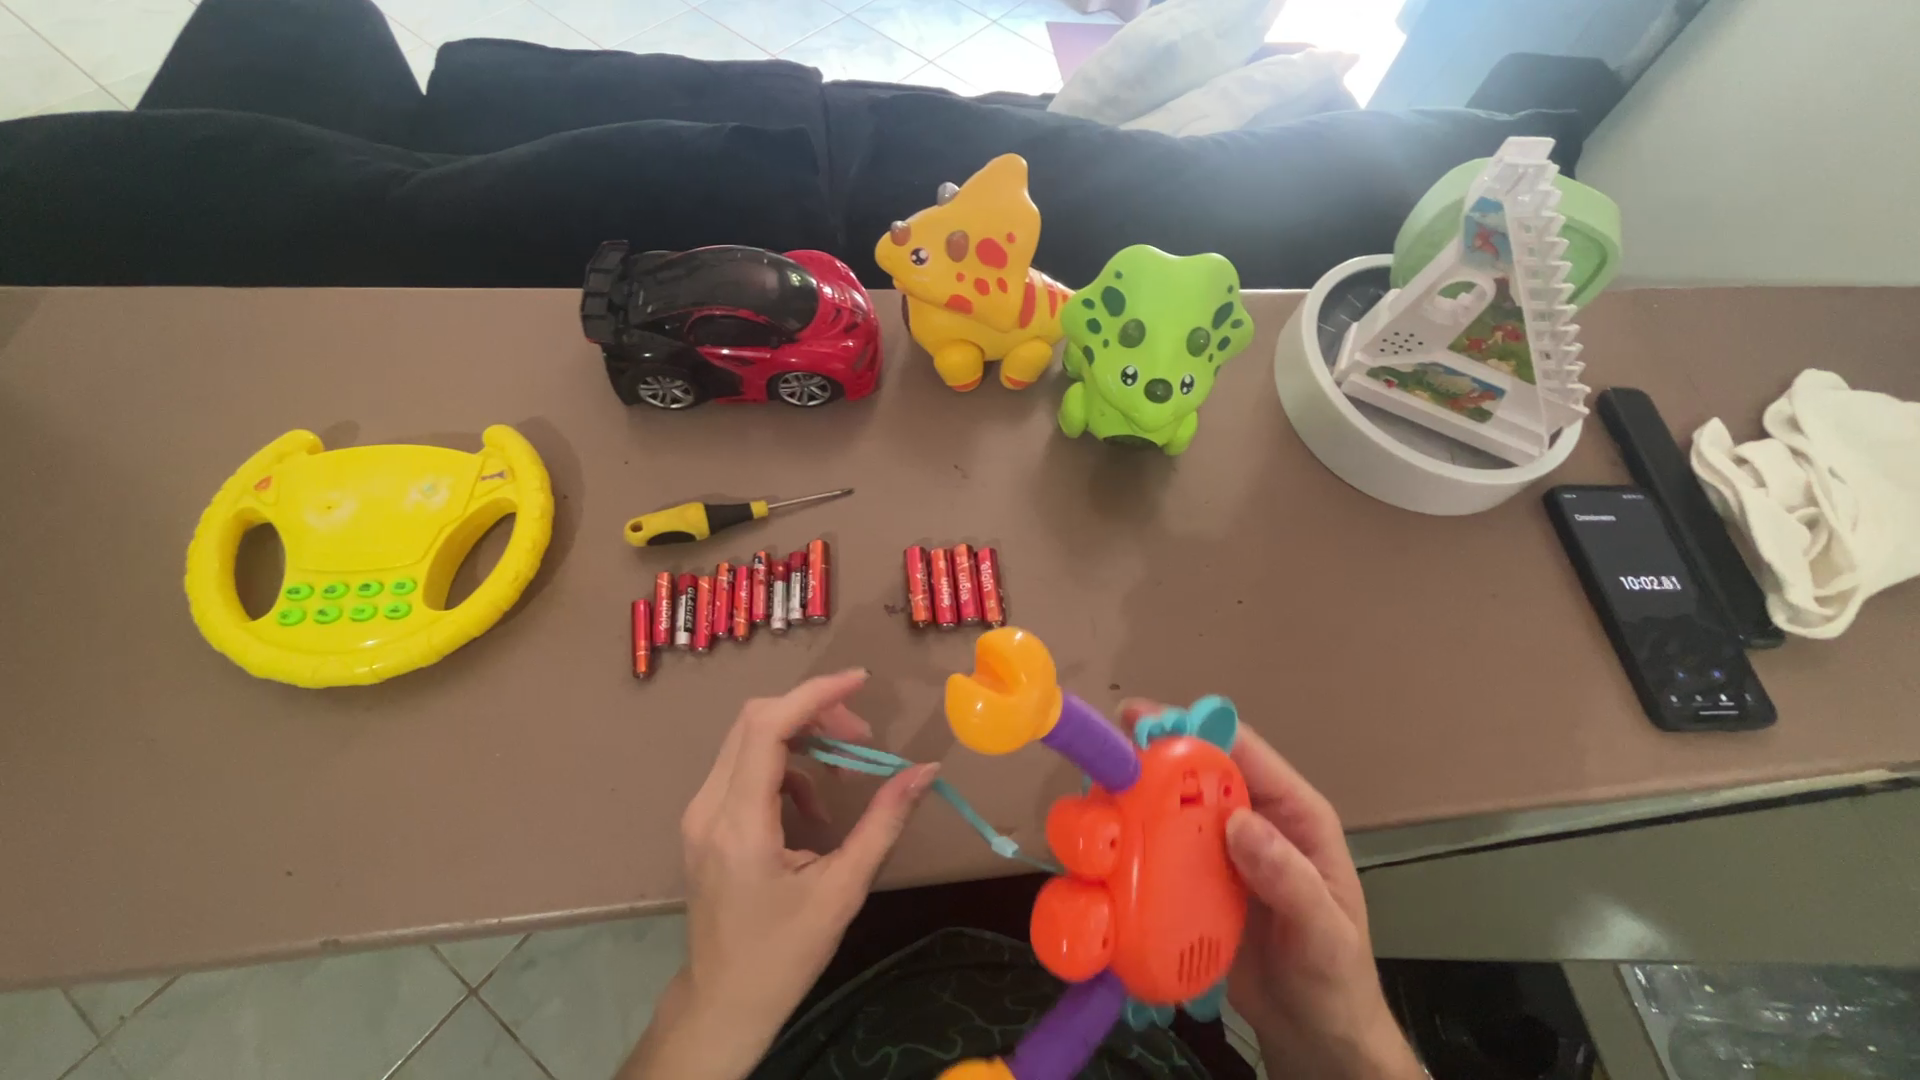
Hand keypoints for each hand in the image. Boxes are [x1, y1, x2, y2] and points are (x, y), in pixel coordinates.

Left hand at [624, 670, 938, 1079]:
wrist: (724, 1001)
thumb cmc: (785, 954)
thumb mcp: (844, 889)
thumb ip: (884, 823)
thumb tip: (925, 771)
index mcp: (740, 824)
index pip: (768, 728)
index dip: (815, 694)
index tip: (860, 682)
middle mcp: (709, 807)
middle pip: (755, 720)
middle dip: (815, 712)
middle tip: (863, 737)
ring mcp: (699, 812)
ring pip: (747, 737)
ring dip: (802, 736)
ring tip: (847, 770)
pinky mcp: (703, 819)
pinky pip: (744, 764)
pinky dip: (786, 765)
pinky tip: (813, 805)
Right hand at [1119, 702, 1422, 1079]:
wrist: (1315, 1036)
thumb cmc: (1333, 982)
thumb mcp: (1325, 934)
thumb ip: (1288, 878)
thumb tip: (1239, 823)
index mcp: (1293, 814)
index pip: (1242, 751)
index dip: (1193, 729)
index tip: (1143, 722)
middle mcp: (1249, 821)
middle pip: (1194, 772)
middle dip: (1149, 761)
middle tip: (1104, 768)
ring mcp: (1217, 851)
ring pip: (1169, 806)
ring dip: (1133, 802)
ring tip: (1096, 810)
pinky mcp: (1192, 882)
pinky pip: (1157, 850)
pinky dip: (1130, 845)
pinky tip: (1102, 852)